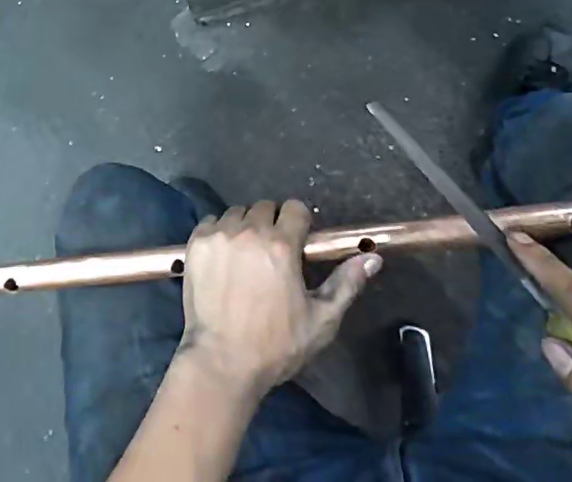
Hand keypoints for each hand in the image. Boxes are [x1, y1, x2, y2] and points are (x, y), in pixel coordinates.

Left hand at [175, 200, 380, 399]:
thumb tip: (374, 257)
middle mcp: (251, 232)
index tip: (297, 244)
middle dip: (272, 224)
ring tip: (246, 256)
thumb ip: (346, 283)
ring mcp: (220, 236)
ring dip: (245, 227)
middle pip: (266, 207)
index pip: (295, 208)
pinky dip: (219, 233)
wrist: (220, 364)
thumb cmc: (275, 345)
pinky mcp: (197, 245)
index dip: (299, 224)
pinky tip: (223, 257)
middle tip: (271, 254)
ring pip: (238, 213)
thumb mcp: (321, 320)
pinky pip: (212, 222)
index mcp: (282, 244)